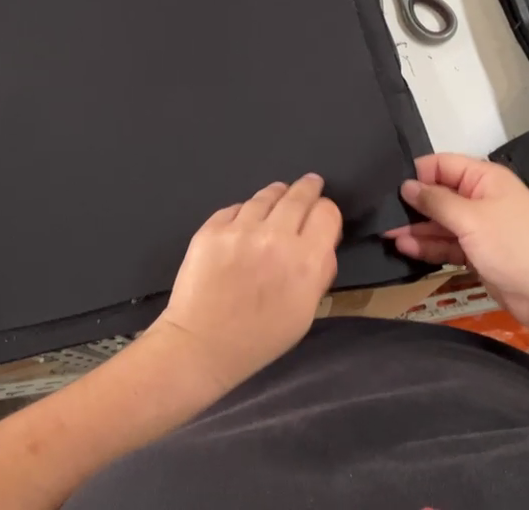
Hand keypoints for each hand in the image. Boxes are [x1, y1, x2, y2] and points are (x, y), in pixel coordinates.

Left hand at [153, 174, 341, 392]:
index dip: (327, 211)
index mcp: (305, 261)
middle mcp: (275, 236)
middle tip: (310, 183)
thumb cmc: (260, 338)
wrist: (202, 344)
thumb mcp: (305, 312)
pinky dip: (245, 212)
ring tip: (279, 194)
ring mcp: (240, 229)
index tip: (322, 214)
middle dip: (307, 188)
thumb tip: (322, 242)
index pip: (327, 212)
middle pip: (299, 195)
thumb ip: (318, 271)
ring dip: (276, 195)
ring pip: (266, 195)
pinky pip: (236, 208)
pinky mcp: (212, 227)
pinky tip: (246, 221)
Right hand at [383, 154, 528, 336]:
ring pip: (441, 221)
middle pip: (439, 194)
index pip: (442, 165)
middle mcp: (481, 198)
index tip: (391, 188)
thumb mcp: (471, 218)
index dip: (418, 174)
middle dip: (413, 204)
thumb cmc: (515, 247)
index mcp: (485, 178)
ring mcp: (480, 227)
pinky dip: (429, 245)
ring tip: (388, 234)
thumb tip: (406, 185)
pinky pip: (448, 243)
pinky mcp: (478, 253)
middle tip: (382, 215)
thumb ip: (435, 201)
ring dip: (417, 228)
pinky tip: (406, 247)